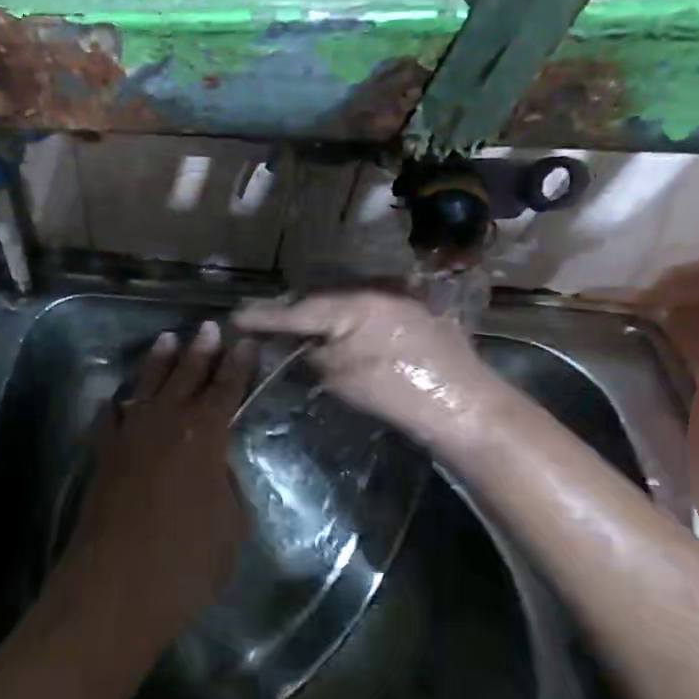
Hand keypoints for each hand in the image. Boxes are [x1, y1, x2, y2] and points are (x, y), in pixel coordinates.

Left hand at [61, 322, 254, 634]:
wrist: (115, 590)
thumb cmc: (186, 563)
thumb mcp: (230, 525)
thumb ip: (226, 484)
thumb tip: (215, 465)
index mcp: (204, 436)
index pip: (226, 389)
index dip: (238, 364)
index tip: (247, 342)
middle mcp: (165, 424)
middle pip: (186, 376)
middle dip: (201, 350)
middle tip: (211, 326)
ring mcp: (129, 437)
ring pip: (147, 387)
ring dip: (159, 362)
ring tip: (168, 338)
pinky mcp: (104, 456)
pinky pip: (111, 418)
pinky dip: (118, 403)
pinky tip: (120, 395)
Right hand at [233, 292, 510, 451]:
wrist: (464, 406)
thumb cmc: (399, 392)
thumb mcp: (341, 377)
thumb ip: (313, 354)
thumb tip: (301, 345)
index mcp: (354, 303)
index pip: (298, 310)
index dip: (264, 316)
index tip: (235, 317)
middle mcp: (375, 291)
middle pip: (320, 300)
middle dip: (291, 312)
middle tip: (260, 322)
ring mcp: (397, 300)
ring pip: (344, 304)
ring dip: (318, 316)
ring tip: (291, 328)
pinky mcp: (411, 315)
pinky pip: (364, 312)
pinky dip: (344, 323)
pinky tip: (333, 335)